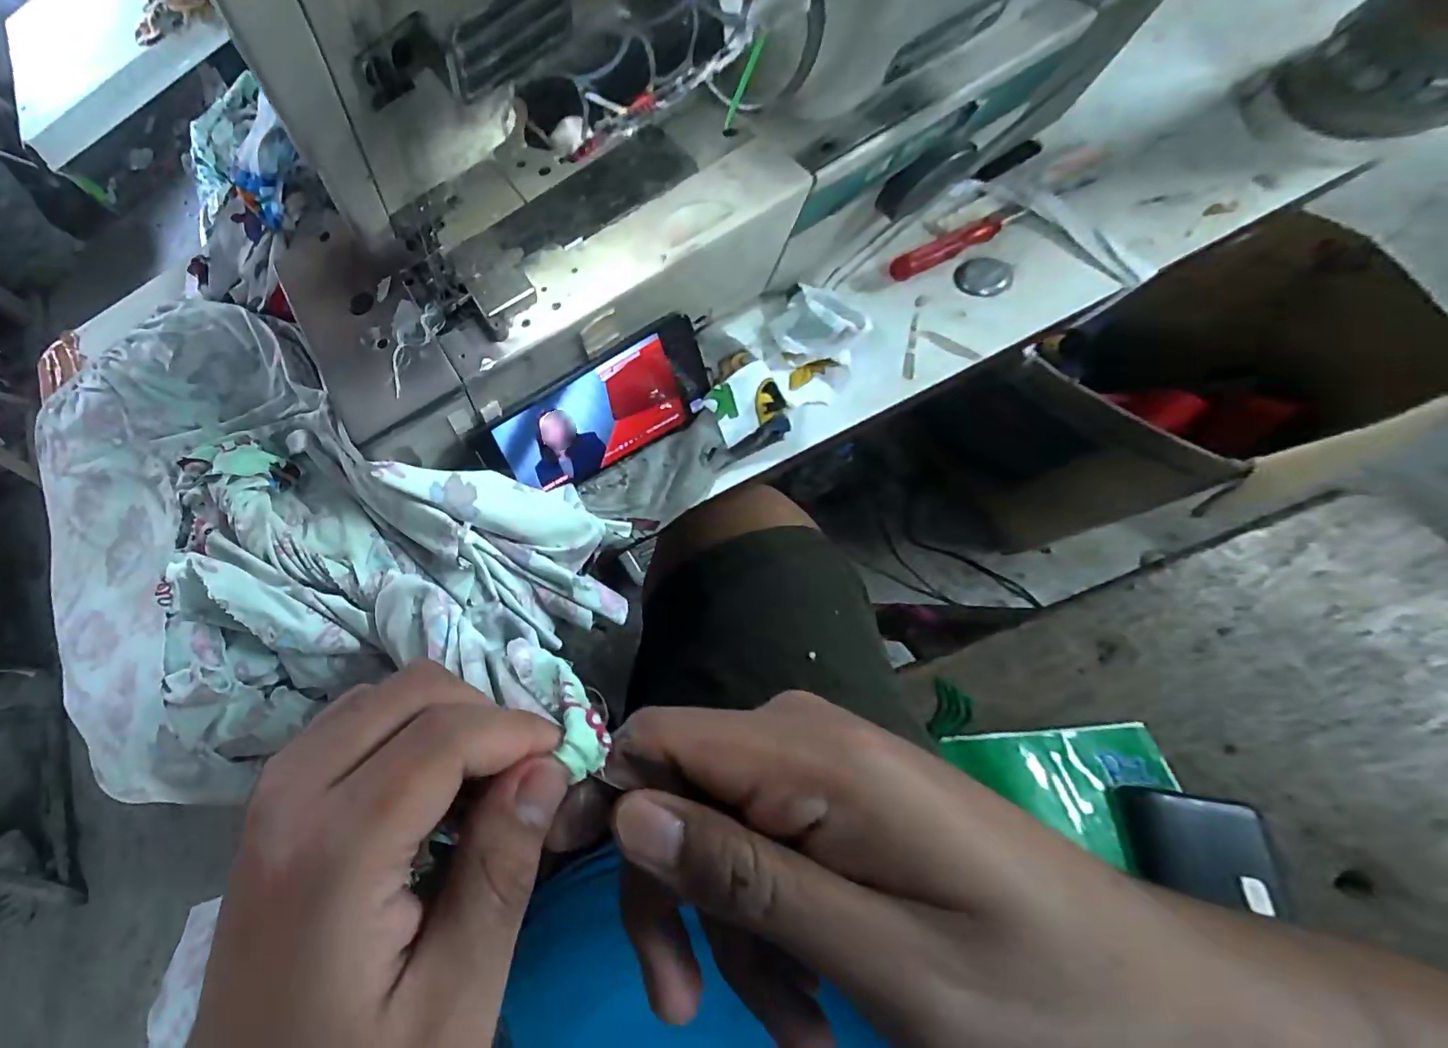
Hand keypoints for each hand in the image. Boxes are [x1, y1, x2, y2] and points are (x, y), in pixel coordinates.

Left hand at [189, 662, 570, 1047]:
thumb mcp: (452, 1003)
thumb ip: (498, 874)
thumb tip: (545, 768)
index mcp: (333, 845)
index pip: (441, 735)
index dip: (513, 730)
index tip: (562, 756)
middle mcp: (292, 790)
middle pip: (409, 691)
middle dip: (481, 715)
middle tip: (523, 774)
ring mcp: (274, 786)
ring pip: (380, 694)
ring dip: (443, 718)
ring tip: (480, 784)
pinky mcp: (273, 793)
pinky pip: (351, 719)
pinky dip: (404, 729)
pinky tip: (428, 787)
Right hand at [605, 691, 1447, 1047]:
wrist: (1175, 1007)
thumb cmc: (1040, 995)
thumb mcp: (879, 958)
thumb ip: (743, 876)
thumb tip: (626, 813)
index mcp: (808, 753)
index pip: (658, 737)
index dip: (607, 796)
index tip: (580, 881)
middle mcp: (799, 736)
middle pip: (678, 790)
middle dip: (672, 896)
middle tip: (676, 1001)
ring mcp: (817, 766)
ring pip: (716, 831)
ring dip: (733, 932)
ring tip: (793, 1030)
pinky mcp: (833, 800)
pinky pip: (761, 846)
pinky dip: (769, 925)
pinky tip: (814, 1003)